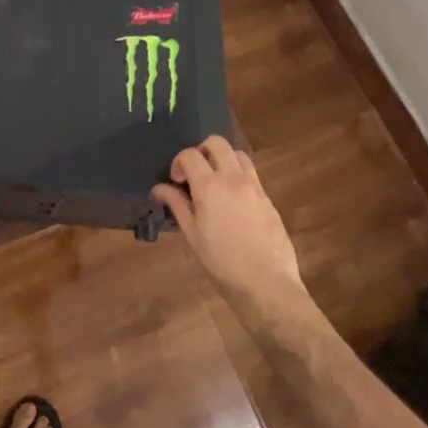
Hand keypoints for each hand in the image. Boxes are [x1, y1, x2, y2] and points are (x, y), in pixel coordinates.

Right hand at [153, 135, 304, 306]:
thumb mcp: (192, 236)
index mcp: (210, 187)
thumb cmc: (222, 264)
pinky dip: (238, 176)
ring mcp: (255, 187)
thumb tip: (159, 188)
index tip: (176, 182)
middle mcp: (234, 179)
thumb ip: (177, 206)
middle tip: (195, 174)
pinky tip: (232, 201)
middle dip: (201, 151)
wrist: (266, 284)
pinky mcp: (268, 199)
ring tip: (215, 182)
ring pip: (238, 154)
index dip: (178, 162)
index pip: (190, 155)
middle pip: (217, 143)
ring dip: (223, 159)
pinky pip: (251, 174)